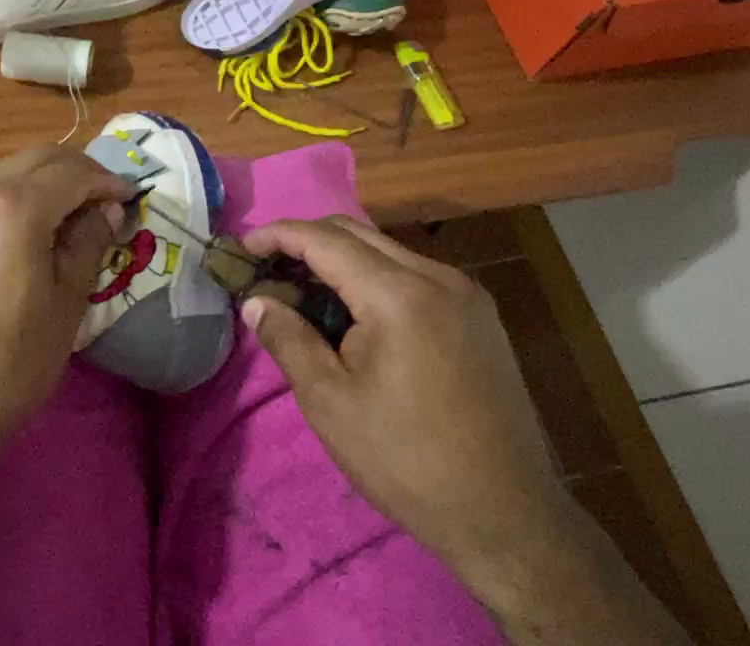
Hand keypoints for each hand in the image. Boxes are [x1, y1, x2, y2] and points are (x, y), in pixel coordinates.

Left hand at [0, 145, 132, 465]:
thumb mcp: (66, 304)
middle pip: (36, 158)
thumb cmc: (10, 363)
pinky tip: (24, 230)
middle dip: (76, 171)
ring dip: (41, 181)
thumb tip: (105, 211)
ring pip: (5, 171)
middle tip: (104, 201)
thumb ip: (88, 243)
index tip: (128, 199)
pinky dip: (10, 196)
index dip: (106, 181)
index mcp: (13, 207)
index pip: (71, 172)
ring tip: (68, 215)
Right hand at [240, 216, 573, 574]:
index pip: (325, 240)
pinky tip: (355, 314)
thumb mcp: (329, 402)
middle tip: (268, 269)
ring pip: (388, 252)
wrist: (507, 516)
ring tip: (304, 292)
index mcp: (398, 295)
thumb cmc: (405, 459)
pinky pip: (415, 275)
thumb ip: (288, 339)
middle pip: (358, 234)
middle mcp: (438, 277)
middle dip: (307, 241)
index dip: (278, 235)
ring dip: (342, 260)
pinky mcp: (480, 318)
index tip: (242, 248)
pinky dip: (375, 279)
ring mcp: (466, 295)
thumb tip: (256, 301)